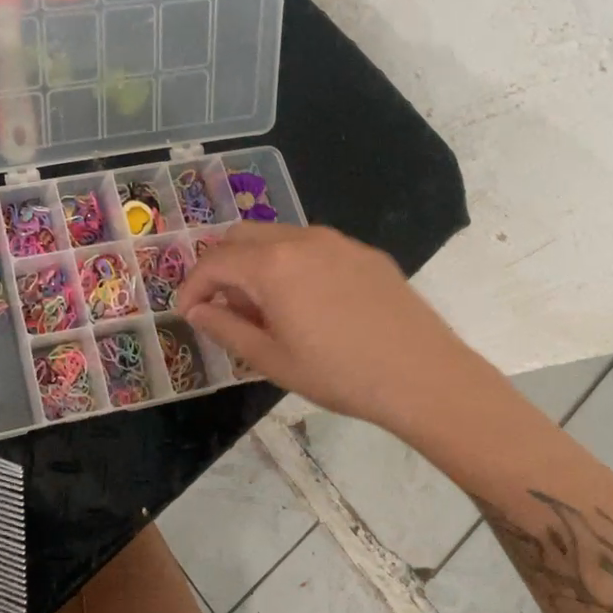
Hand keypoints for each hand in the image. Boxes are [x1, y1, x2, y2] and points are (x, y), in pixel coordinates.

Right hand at [178, 224, 483, 429]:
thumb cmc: (340, 374)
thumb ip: (226, 329)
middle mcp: (299, 239)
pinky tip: (309, 303)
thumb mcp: (272, 360)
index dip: (192, 286)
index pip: (213, 262)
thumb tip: (198, 311)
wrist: (425, 377)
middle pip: (240, 236)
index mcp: (271, 265)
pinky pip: (313, 246)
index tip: (188, 313)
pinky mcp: (364, 252)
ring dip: (256, 262)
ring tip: (266, 307)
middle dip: (221, 266)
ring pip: (277, 235)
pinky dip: (292, 263)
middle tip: (224, 306)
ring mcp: (336, 241)